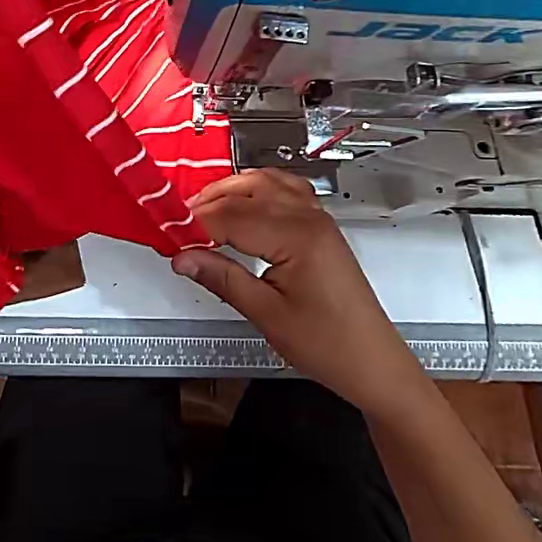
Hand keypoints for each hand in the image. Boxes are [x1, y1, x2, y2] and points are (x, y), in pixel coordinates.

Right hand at [172, 170, 432, 416]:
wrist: (371, 360)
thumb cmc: (327, 344)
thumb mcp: (266, 314)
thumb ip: (222, 278)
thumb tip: (183, 258)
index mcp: (296, 236)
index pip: (232, 216)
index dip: (196, 223)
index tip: (170, 233)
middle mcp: (309, 218)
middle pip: (247, 191)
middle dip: (209, 202)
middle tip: (179, 222)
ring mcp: (318, 218)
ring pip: (267, 182)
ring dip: (232, 190)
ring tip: (203, 210)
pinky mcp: (321, 226)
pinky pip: (287, 190)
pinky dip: (260, 189)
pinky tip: (244, 202)